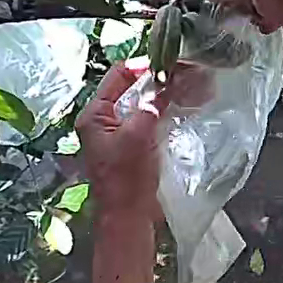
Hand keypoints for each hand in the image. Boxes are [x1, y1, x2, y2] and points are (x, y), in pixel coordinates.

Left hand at [76, 61, 167, 225]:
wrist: (128, 218)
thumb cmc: (127, 177)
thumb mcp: (138, 136)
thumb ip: (150, 107)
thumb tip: (166, 86)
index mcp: (94, 115)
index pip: (117, 77)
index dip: (141, 67)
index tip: (169, 64)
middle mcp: (102, 122)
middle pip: (130, 91)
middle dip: (155, 83)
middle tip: (183, 75)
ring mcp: (117, 135)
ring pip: (141, 107)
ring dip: (162, 98)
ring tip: (187, 88)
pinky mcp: (131, 148)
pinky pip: (147, 123)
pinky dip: (162, 115)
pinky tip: (181, 110)